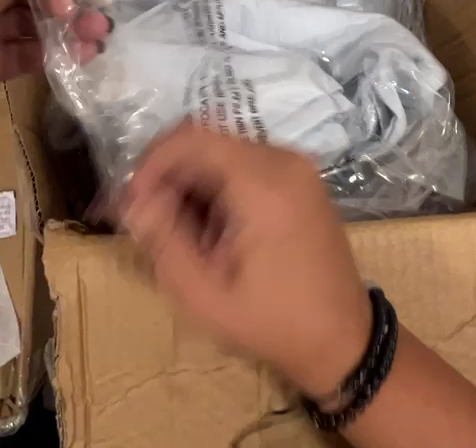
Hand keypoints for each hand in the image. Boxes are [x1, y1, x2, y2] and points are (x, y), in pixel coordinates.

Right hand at [116, 125, 371, 398]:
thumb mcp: (204, 294)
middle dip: (169, 173)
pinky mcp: (298, 175)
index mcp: (262, 180)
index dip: (151, 162)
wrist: (344, 340)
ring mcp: (295, 164)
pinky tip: (210, 225)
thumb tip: (132, 199)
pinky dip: (217, 183)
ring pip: (221, 147)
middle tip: (149, 217)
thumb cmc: (272, 322)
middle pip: (205, 138)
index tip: (132, 201)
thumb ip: (163, 240)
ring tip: (181, 230)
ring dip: (191, 179)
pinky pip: (244, 160)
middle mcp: (281, 158)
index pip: (190, 136)